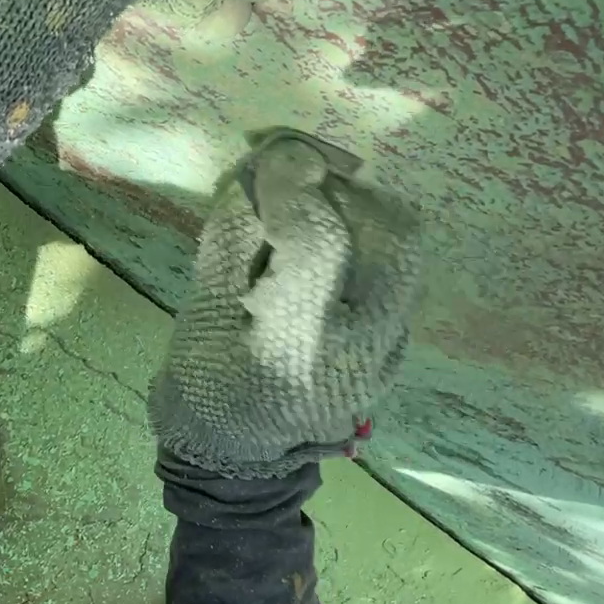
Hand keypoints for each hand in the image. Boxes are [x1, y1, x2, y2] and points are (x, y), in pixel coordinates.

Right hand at [149, 130, 422, 477]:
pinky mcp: (397, 348)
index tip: (270, 151)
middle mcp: (358, 347)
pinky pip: (396, 271)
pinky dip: (364, 240)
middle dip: (343, 188)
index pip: (315, 241)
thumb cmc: (202, 383)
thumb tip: (259, 165)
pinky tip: (323, 250)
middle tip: (297, 180)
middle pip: (390, 232)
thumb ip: (230, 236)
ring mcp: (388, 352)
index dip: (293, 182)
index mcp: (290, 344)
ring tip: (312, 208)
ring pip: (405, 247)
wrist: (239, 453)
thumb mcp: (197, 311)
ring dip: (361, 209)